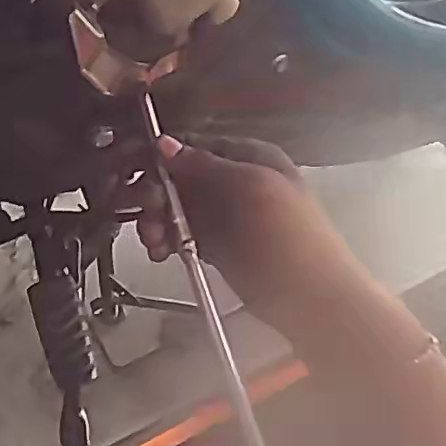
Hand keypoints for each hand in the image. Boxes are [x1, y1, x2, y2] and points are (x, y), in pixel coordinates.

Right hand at [134, 136, 364, 334]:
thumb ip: (204, 165)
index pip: (193, 146)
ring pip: (176, 208)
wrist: (312, 302)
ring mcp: (226, 216)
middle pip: (179, 178)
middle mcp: (235, 182)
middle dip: (155, 195)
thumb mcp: (247, 190)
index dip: (160, 158)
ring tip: (154, 241)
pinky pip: (183, 235)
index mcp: (249, 158)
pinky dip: (167, 241)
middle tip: (147, 215)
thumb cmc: (288, 240)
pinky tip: (160, 251)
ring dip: (157, 221)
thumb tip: (165, 143)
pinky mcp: (218, 246)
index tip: (132, 172)